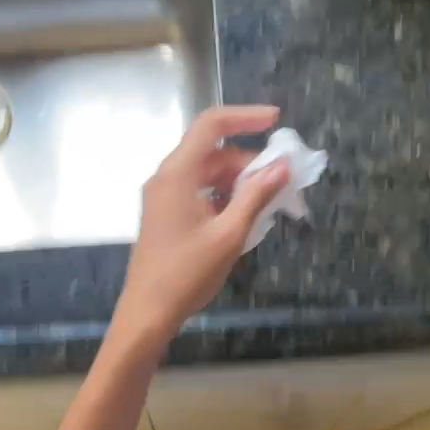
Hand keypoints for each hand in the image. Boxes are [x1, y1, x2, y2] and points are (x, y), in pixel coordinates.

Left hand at [113, 106, 291, 342]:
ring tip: (267, 204)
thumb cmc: (187, 274)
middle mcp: (166, 179)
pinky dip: (222, 198)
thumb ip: (256, 196)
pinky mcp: (165, 218)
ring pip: (206, 175)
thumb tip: (282, 167)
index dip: (246, 117)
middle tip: (280, 182)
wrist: (148, 313)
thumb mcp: (229, 235)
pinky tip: (243, 219)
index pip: (212, 125)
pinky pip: (198, 194)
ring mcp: (162, 199)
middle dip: (248, 161)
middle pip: (212, 152)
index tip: (276, 121)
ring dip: (237, 183)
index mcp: (177, 174)